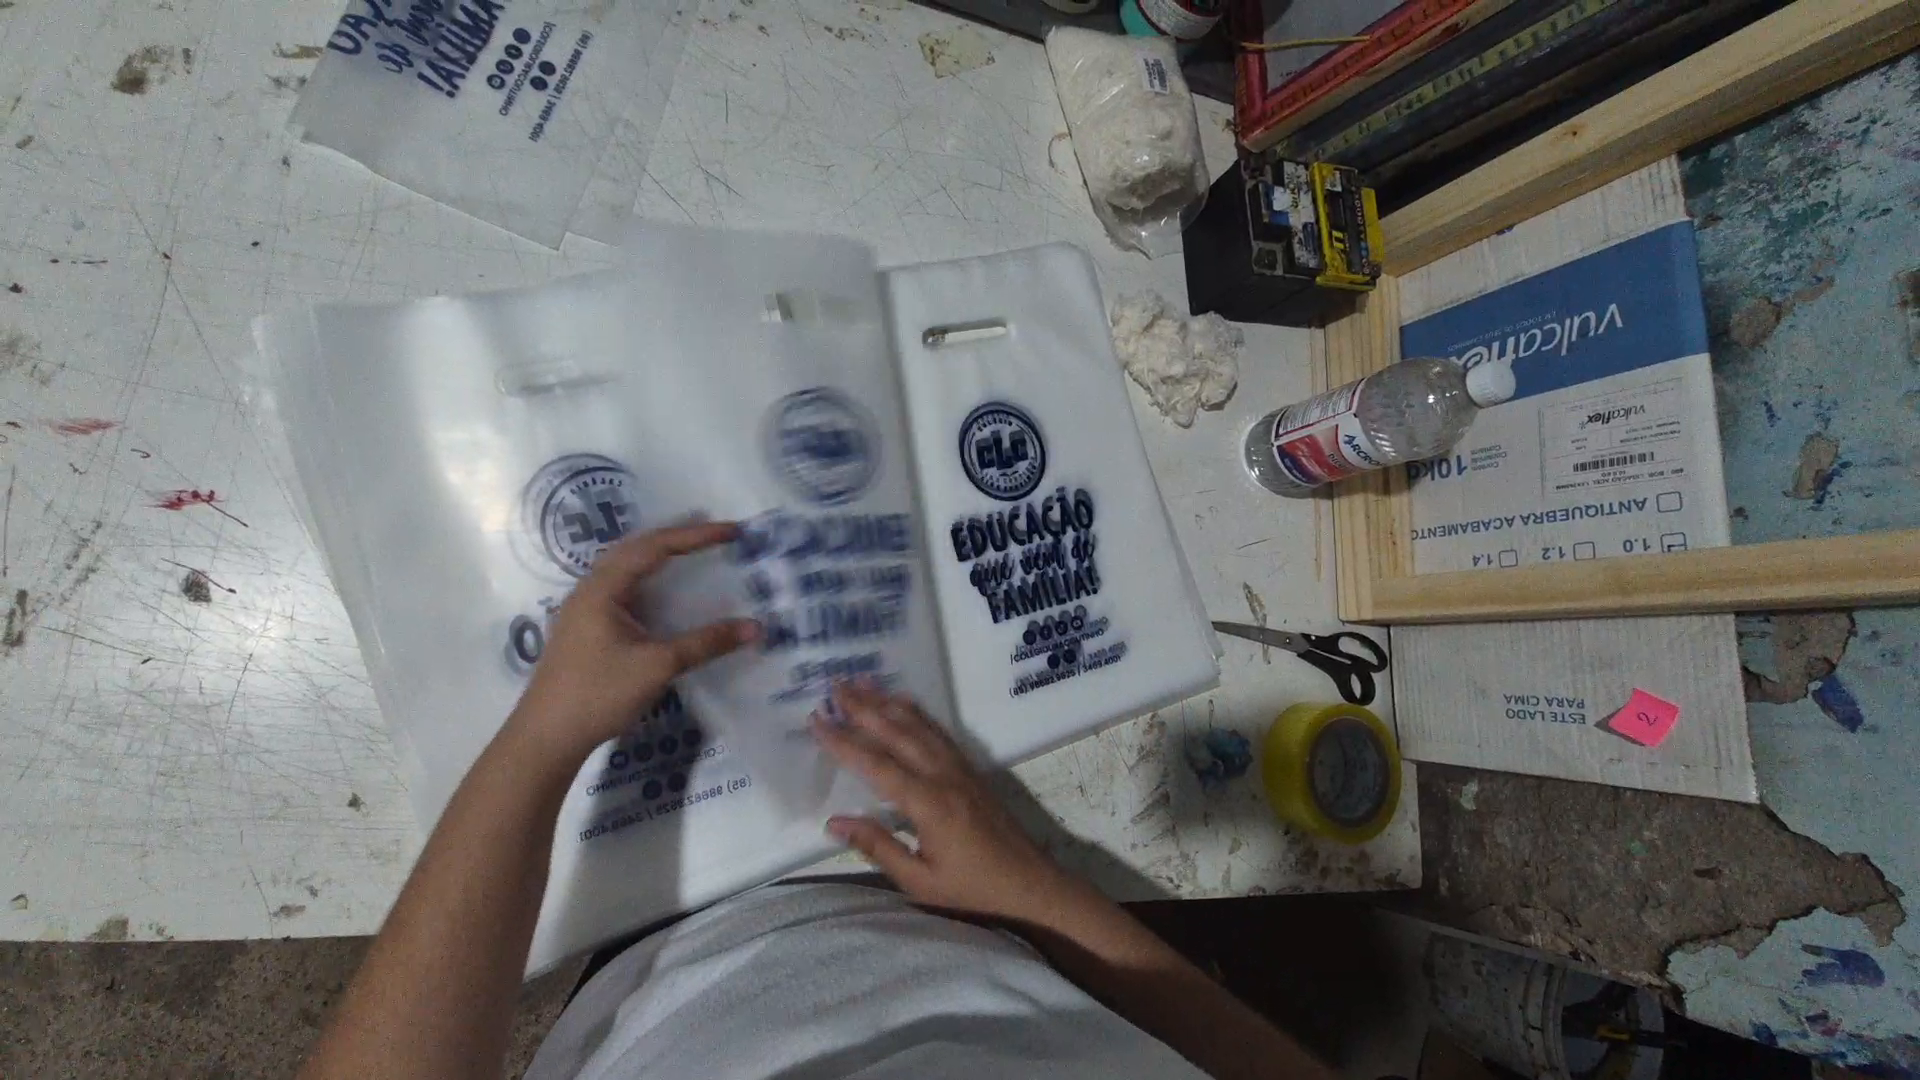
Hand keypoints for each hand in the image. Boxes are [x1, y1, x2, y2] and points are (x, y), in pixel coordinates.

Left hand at [508, 522, 759, 763]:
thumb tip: (756, 627)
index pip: (654, 547)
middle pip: (637, 548)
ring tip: (696, 552)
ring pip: (627, 567)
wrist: (546, 737)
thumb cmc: (599, 694)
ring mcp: (585, 608)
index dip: (695, 536)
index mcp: (602, 588)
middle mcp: (590, 589)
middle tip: (716, 534)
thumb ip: (706, 643)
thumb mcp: (658, 666)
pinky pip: (624, 588)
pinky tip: (667, 591)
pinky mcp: (587, 628)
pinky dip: (651, 579)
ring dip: (661, 556)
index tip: (732, 532)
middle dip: (678, 537)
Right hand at [810, 681, 1094, 928]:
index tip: (817, 720)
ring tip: (861, 682)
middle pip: (897, 733)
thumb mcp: (920, 881)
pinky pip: (939, 731)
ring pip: (918, 726)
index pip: (876, 765)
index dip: (843, 742)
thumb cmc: (972, 889)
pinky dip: (917, 712)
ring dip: (888, 702)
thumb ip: (877, 847)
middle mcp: (943, 775)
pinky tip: (903, 701)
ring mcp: (959, 767)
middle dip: (863, 708)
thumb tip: (834, 821)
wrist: (1029, 883)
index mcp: (928, 804)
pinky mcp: (970, 768)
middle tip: (834, 686)